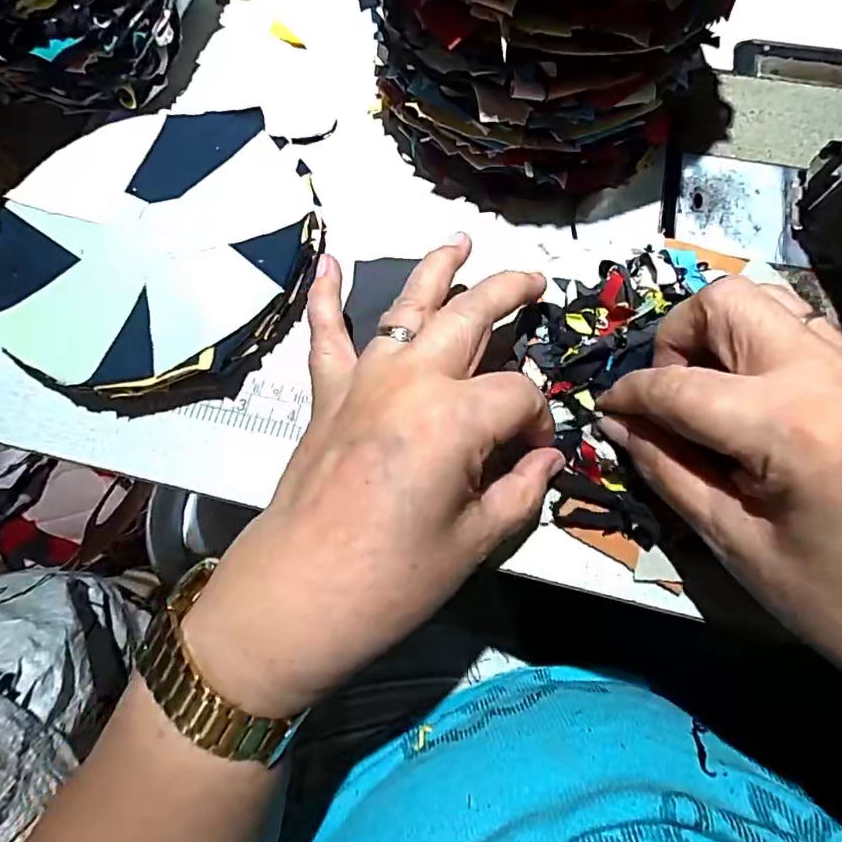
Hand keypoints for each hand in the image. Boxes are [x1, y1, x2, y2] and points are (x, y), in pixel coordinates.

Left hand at [180, 234, 560, 717]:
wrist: (294, 599)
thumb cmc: (392, 580)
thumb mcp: (475, 541)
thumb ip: (521, 490)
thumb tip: (547, 459)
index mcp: (456, 417)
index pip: (519, 395)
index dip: (538, 420)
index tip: (536, 452)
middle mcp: (413, 379)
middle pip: (472, 316)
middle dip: (510, 292)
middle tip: (535, 282)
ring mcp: (366, 380)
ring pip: (408, 306)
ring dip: (437, 269)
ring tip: (460, 242)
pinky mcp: (328, 394)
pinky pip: (327, 335)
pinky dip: (326, 298)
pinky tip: (328, 263)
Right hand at [597, 277, 841, 744]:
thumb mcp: (738, 546)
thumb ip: (668, 471)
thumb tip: (618, 425)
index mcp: (789, 425)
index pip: (679, 384)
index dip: (630, 395)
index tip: (607, 410)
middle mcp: (826, 371)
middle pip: (723, 300)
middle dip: (675, 339)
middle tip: (667, 399)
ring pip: (764, 300)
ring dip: (718, 334)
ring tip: (707, 395)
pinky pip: (798, 328)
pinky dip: (757, 345)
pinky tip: (752, 402)